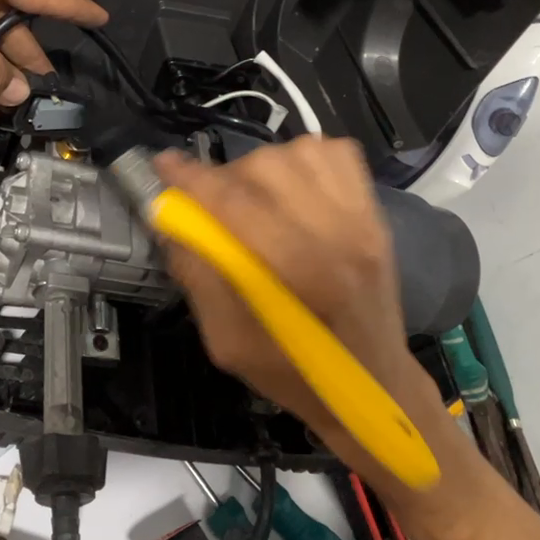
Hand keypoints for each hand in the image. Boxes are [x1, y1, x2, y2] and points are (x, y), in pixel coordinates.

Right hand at [153, 137, 437, 465]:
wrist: (375, 387)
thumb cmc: (296, 375)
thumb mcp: (229, 344)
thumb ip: (199, 278)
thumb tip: (171, 221)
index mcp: (299, 274)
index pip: (235, 202)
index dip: (191, 177)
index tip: (164, 164)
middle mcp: (336, 235)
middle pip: (264, 168)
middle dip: (224, 176)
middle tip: (210, 201)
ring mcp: (362, 219)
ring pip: (298, 152)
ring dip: (263, 166)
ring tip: (251, 195)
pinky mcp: (375, 213)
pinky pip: (337, 153)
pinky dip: (305, 158)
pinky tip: (291, 185)